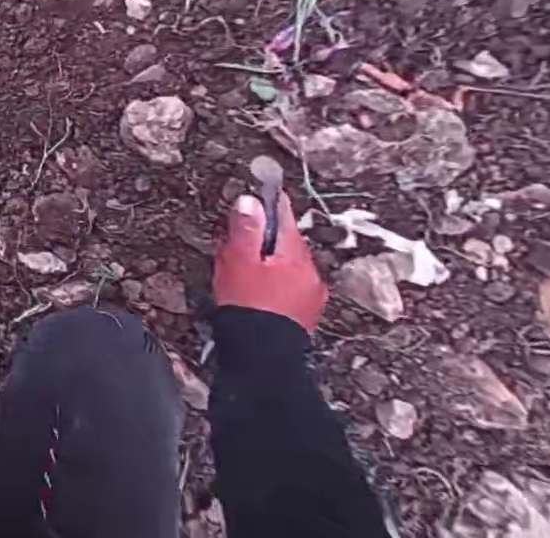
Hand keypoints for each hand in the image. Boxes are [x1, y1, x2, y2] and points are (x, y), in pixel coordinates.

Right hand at [214, 192, 326, 333]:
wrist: (261, 360)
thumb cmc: (248, 307)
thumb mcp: (238, 260)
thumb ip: (245, 229)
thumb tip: (251, 201)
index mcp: (296, 258)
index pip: (285, 219)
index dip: (272, 203)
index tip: (266, 188)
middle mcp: (311, 275)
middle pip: (286, 242)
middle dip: (265, 236)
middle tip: (240, 235)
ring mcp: (310, 296)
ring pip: (287, 264)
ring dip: (268, 259)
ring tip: (242, 264)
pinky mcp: (303, 314)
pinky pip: (288, 283)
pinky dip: (273, 278)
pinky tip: (254, 286)